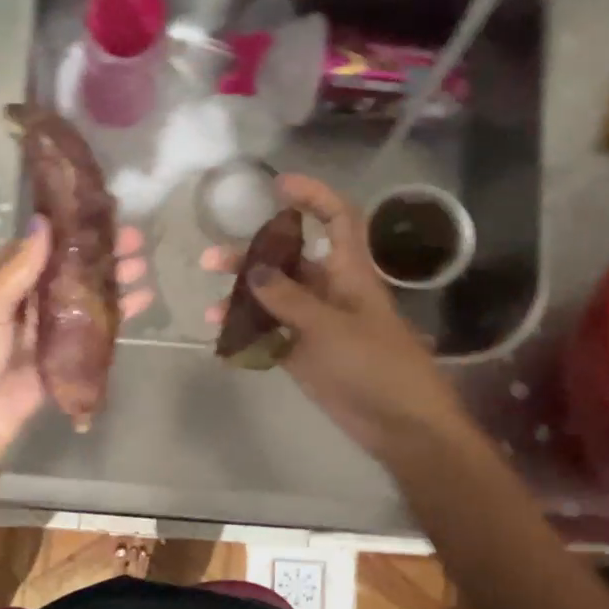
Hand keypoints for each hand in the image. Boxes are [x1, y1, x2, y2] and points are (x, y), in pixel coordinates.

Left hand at [0, 217, 151, 478]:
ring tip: (142, 264)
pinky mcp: (66, 354)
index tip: (100, 213)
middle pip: (70, 269)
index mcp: (4, 283)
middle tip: (135, 238)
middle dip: (100, 254)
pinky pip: (95, 329)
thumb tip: (43, 221)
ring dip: (113, 280)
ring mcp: (50, 328)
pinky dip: (118, 315)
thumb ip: (17, 268)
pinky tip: (142, 300)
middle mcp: (28, 301)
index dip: (70, 229)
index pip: (42, 246)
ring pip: (86, 296)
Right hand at [202, 174, 467, 462]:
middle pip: (290, 261)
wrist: (398, 422)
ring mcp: (316, 325)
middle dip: (253, 255)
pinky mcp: (306, 355)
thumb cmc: (375, 365)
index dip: (313, 196)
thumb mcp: (330, 327)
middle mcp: (331, 292)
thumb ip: (289, 298)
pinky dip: (248, 334)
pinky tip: (223, 340)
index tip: (277, 187)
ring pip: (274, 300)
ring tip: (210, 308)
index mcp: (350, 273)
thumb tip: (254, 270)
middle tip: (212, 260)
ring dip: (243, 299)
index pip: (336, 219)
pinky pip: (271, 335)